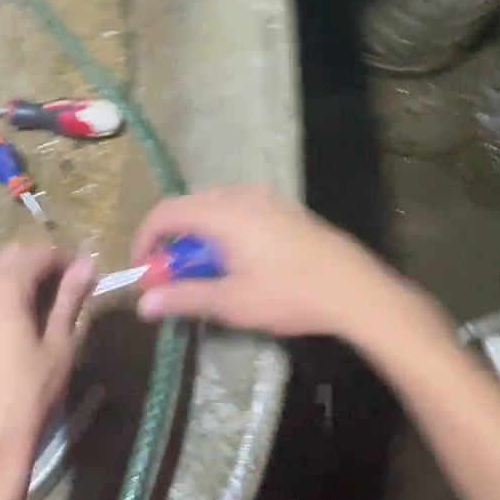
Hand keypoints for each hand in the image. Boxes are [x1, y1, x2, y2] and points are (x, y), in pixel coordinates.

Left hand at [0, 242, 93, 470]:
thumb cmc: (29, 394)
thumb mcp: (58, 344)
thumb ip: (70, 298)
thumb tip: (88, 264)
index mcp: (3, 284)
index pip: (39, 252)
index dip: (65, 259)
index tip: (86, 276)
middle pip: (13, 255)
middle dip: (42, 263)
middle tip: (70, 287)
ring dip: (21, 274)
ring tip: (47, 302)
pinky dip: (2, 289)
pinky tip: (20, 315)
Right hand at [130, 185, 438, 339]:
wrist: (357, 290)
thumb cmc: (289, 294)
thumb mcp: (231, 302)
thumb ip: (182, 298)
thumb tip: (142, 304)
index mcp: (221, 212)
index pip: (164, 213)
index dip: (145, 240)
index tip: (143, 271)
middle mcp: (239, 195)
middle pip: (187, 208)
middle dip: (171, 242)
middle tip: (170, 278)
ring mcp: (264, 198)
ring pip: (212, 209)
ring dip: (197, 238)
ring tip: (204, 274)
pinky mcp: (282, 208)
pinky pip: (236, 211)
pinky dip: (220, 232)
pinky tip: (235, 264)